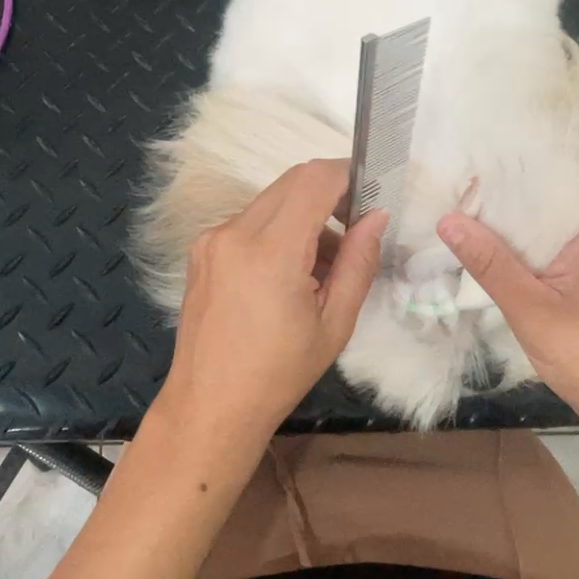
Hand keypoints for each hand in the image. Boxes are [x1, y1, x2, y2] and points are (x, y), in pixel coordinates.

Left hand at [160, 159, 386, 438]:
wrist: (210, 405)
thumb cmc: (279, 373)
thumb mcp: (334, 324)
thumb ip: (358, 262)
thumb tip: (377, 215)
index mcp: (270, 251)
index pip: (314, 180)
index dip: (347, 174)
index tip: (371, 189)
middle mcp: (235, 231)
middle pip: (292, 181)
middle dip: (329, 194)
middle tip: (356, 226)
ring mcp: (212, 237)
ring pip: (271, 200)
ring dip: (304, 215)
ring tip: (324, 265)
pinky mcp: (201, 248)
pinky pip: (249, 221)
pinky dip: (277, 231)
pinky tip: (290, 273)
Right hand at [437, 179, 578, 436]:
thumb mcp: (533, 312)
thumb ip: (491, 264)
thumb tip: (447, 219)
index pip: (562, 172)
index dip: (522, 159)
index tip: (479, 152)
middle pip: (554, 194)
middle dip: (510, 187)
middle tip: (459, 178)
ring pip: (553, 221)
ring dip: (517, 216)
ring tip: (467, 203)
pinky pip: (557, 244)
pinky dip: (528, 240)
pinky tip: (495, 245)